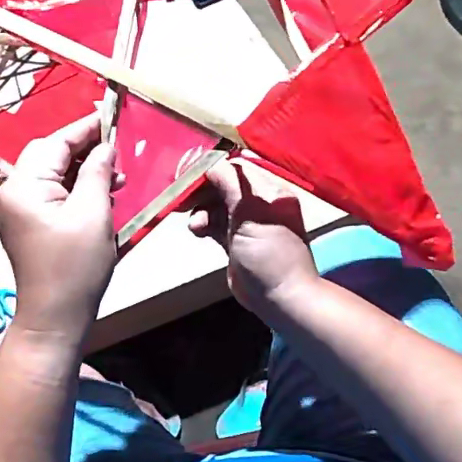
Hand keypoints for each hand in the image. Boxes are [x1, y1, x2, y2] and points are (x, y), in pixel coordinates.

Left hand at [0, 115, 117, 344]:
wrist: (55, 317)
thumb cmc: (75, 267)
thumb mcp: (94, 214)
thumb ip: (98, 173)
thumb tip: (106, 146)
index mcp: (24, 186)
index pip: (56, 143)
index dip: (86, 128)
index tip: (113, 115)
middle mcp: (15, 192)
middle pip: (52, 156)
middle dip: (86, 149)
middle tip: (120, 147)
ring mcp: (20, 209)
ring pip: (55, 174)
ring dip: (85, 170)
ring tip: (117, 176)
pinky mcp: (30, 223)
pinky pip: (54, 193)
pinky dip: (78, 188)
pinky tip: (103, 194)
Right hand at [186, 160, 317, 314]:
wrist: (280, 297)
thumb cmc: (270, 253)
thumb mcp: (251, 213)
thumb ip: (231, 184)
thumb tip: (211, 164)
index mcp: (269, 190)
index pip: (236, 168)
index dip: (212, 168)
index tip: (187, 173)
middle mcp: (258, 202)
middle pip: (223, 185)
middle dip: (202, 190)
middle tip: (181, 197)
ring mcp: (246, 222)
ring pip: (216, 204)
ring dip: (201, 209)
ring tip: (195, 223)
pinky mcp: (235, 240)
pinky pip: (214, 223)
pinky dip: (203, 223)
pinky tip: (197, 230)